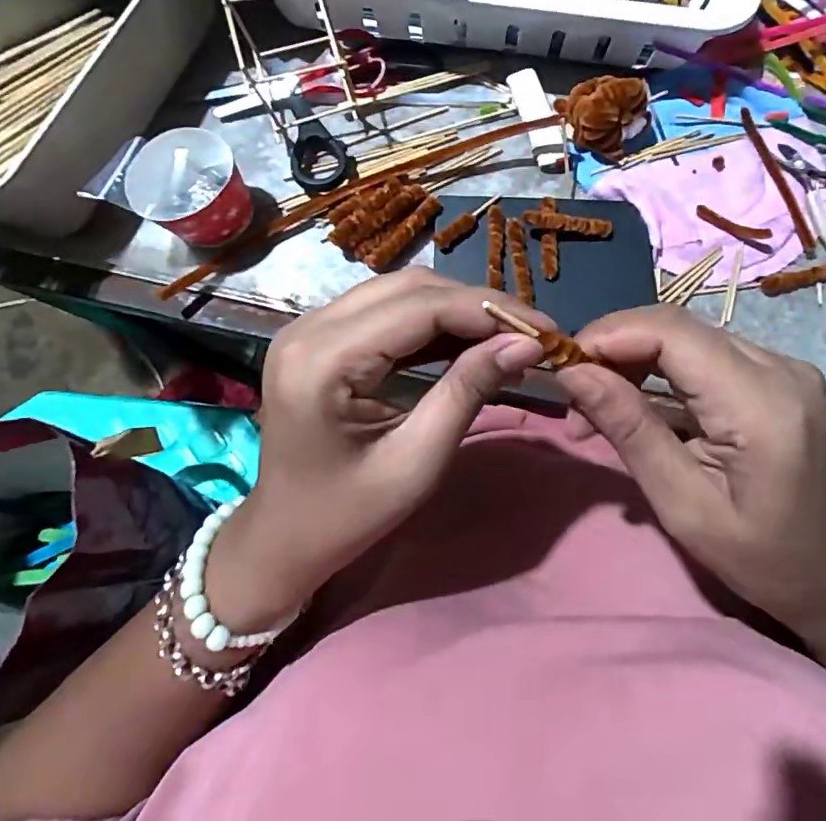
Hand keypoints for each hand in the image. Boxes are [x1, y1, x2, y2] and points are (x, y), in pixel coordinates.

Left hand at [205, 269, 551, 635]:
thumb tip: (526, 344)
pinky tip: (469, 340)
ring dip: (458, 309)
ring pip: (402, 291)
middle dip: (478, 305)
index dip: (489, 310)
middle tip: (530, 334)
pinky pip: (387, 309)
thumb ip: (468, 392)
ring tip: (507, 336)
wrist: (282, 538)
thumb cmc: (348, 514)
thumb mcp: (417, 461)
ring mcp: (310, 327)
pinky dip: (433, 320)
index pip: (421, 307)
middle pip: (412, 288)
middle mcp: (309, 327)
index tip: (543, 329)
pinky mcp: (320, 336)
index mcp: (323, 360)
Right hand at [554, 304, 825, 630]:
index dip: (612, 335)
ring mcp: (783, 364)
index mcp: (761, 405)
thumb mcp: (680, 503)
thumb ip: (629, 429)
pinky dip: (661, 365)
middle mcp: (780, 368)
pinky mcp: (777, 369)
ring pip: (688, 333)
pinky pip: (705, 349)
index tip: (565, 366)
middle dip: (616, 348)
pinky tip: (638, 395)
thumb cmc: (752, 555)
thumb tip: (573, 373)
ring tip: (598, 403)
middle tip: (576, 396)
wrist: (820, 570)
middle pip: (678, 327)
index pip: (674, 333)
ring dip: (634, 357)